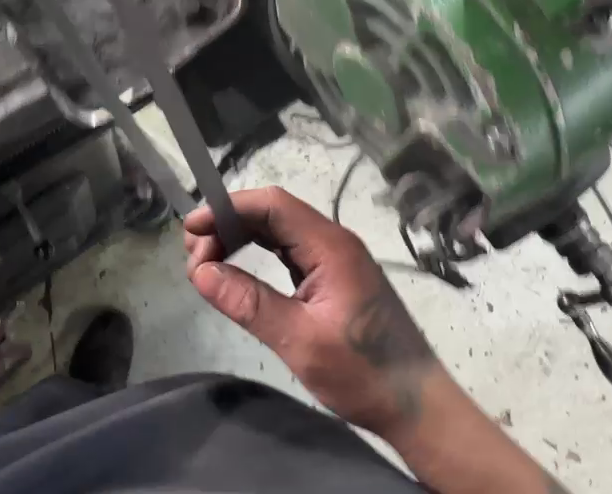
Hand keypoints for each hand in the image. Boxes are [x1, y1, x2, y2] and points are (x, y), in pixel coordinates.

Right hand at [184, 187, 442, 438]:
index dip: (227, 209)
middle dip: (228, 225)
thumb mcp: (300, 341)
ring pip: (277, 229)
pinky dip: (256, 252)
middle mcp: (333, 241)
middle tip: (195, 257)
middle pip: (272, 212)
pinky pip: (287, 249)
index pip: (272, 205)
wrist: (418, 406)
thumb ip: (249, 303)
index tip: (192, 230)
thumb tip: (200, 273)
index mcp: (330, 246)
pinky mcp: (332, 275)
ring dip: (240, 238)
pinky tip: (237, 269)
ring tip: (207, 263)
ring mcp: (334, 257)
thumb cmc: (364, 374)